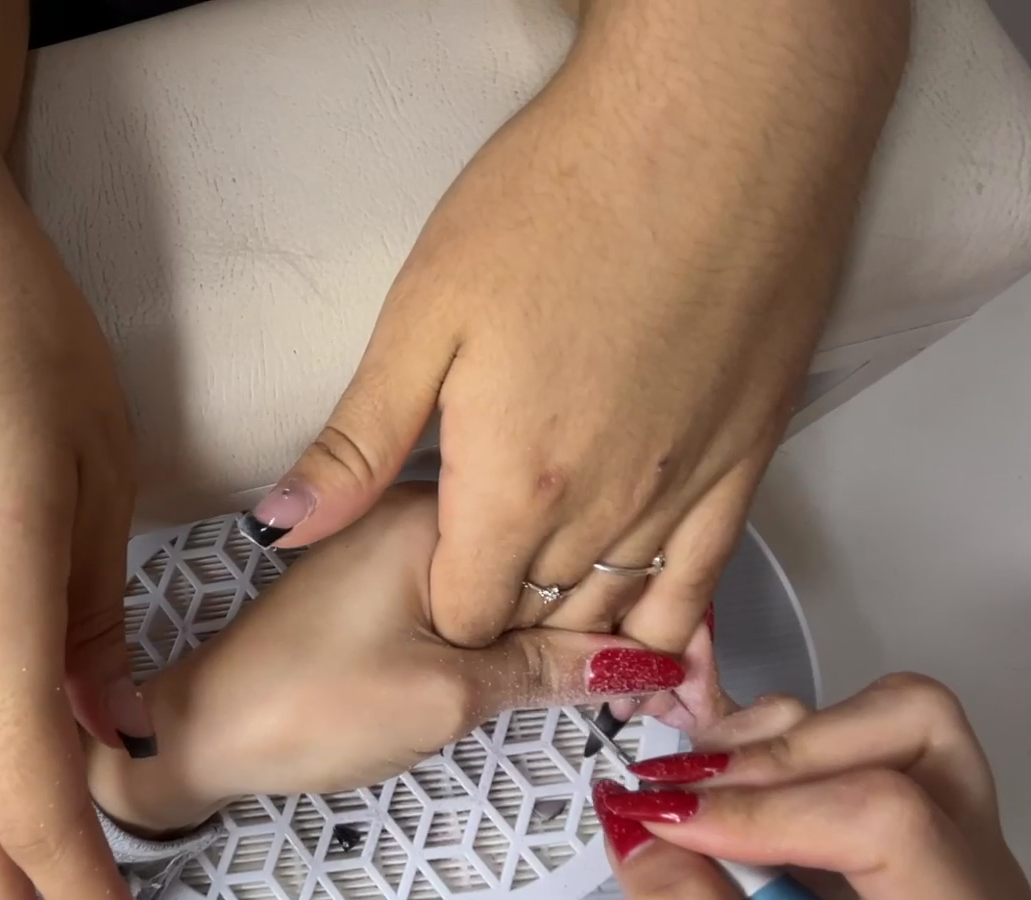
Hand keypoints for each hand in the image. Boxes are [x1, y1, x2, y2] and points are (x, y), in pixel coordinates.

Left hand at [89, 484, 690, 835]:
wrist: (207, 724)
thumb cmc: (313, 707)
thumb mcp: (439, 694)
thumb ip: (538, 667)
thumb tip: (639, 665)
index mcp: (437, 516)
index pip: (571, 553)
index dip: (647, 620)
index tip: (703, 682)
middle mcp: (426, 508)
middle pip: (555, 558)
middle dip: (631, 622)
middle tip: (701, 696)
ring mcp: (407, 538)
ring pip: (525, 576)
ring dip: (588, 628)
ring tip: (666, 689)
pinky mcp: (391, 574)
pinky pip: (484, 591)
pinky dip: (531, 626)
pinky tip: (577, 660)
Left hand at [246, 0, 907, 652]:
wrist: (717, 113)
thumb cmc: (549, 209)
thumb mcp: (420, 325)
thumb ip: (356, 447)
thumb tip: (280, 526)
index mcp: (514, 484)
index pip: (467, 613)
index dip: (440, 621)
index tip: (423, 607)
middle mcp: (605, 506)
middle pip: (539, 614)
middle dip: (501, 627)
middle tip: (475, 611)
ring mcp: (686, 484)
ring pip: (620, 605)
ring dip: (575, 628)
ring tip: (549, 642)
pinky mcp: (750, 451)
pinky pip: (709, 572)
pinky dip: (677, 622)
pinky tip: (663, 655)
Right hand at [596, 675, 1030, 899]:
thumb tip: (637, 823)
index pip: (889, 824)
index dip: (763, 808)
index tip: (668, 823)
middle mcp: (968, 871)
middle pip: (910, 734)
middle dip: (775, 749)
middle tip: (686, 790)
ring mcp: (924, 825)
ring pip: (868, 712)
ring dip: (754, 739)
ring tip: (687, 793)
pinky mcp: (865, 795)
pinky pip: (818, 717)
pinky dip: (743, 733)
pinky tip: (700, 785)